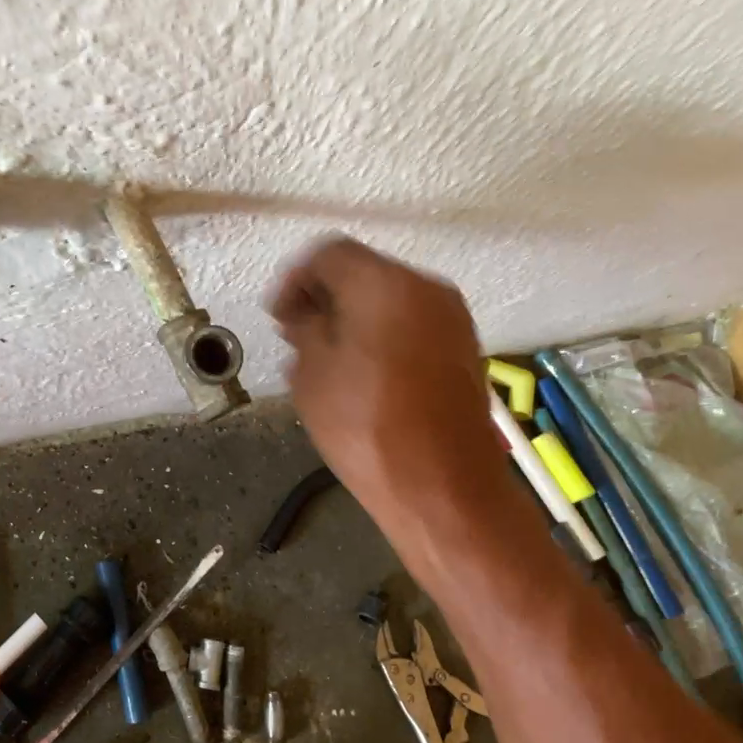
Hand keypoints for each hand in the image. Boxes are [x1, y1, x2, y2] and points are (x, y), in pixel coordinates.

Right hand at [269, 237, 509, 532]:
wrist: (442, 488)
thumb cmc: (366, 427)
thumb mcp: (312, 374)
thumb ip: (305, 328)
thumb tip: (308, 314)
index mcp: (386, 284)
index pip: (330, 254)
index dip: (295, 279)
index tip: (279, 317)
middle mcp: (427, 289)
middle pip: (364, 273)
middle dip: (325, 299)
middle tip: (296, 337)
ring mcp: (452, 319)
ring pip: (390, 300)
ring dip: (353, 319)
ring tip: (325, 362)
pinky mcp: (463, 350)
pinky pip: (412, 325)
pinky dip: (382, 336)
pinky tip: (361, 375)